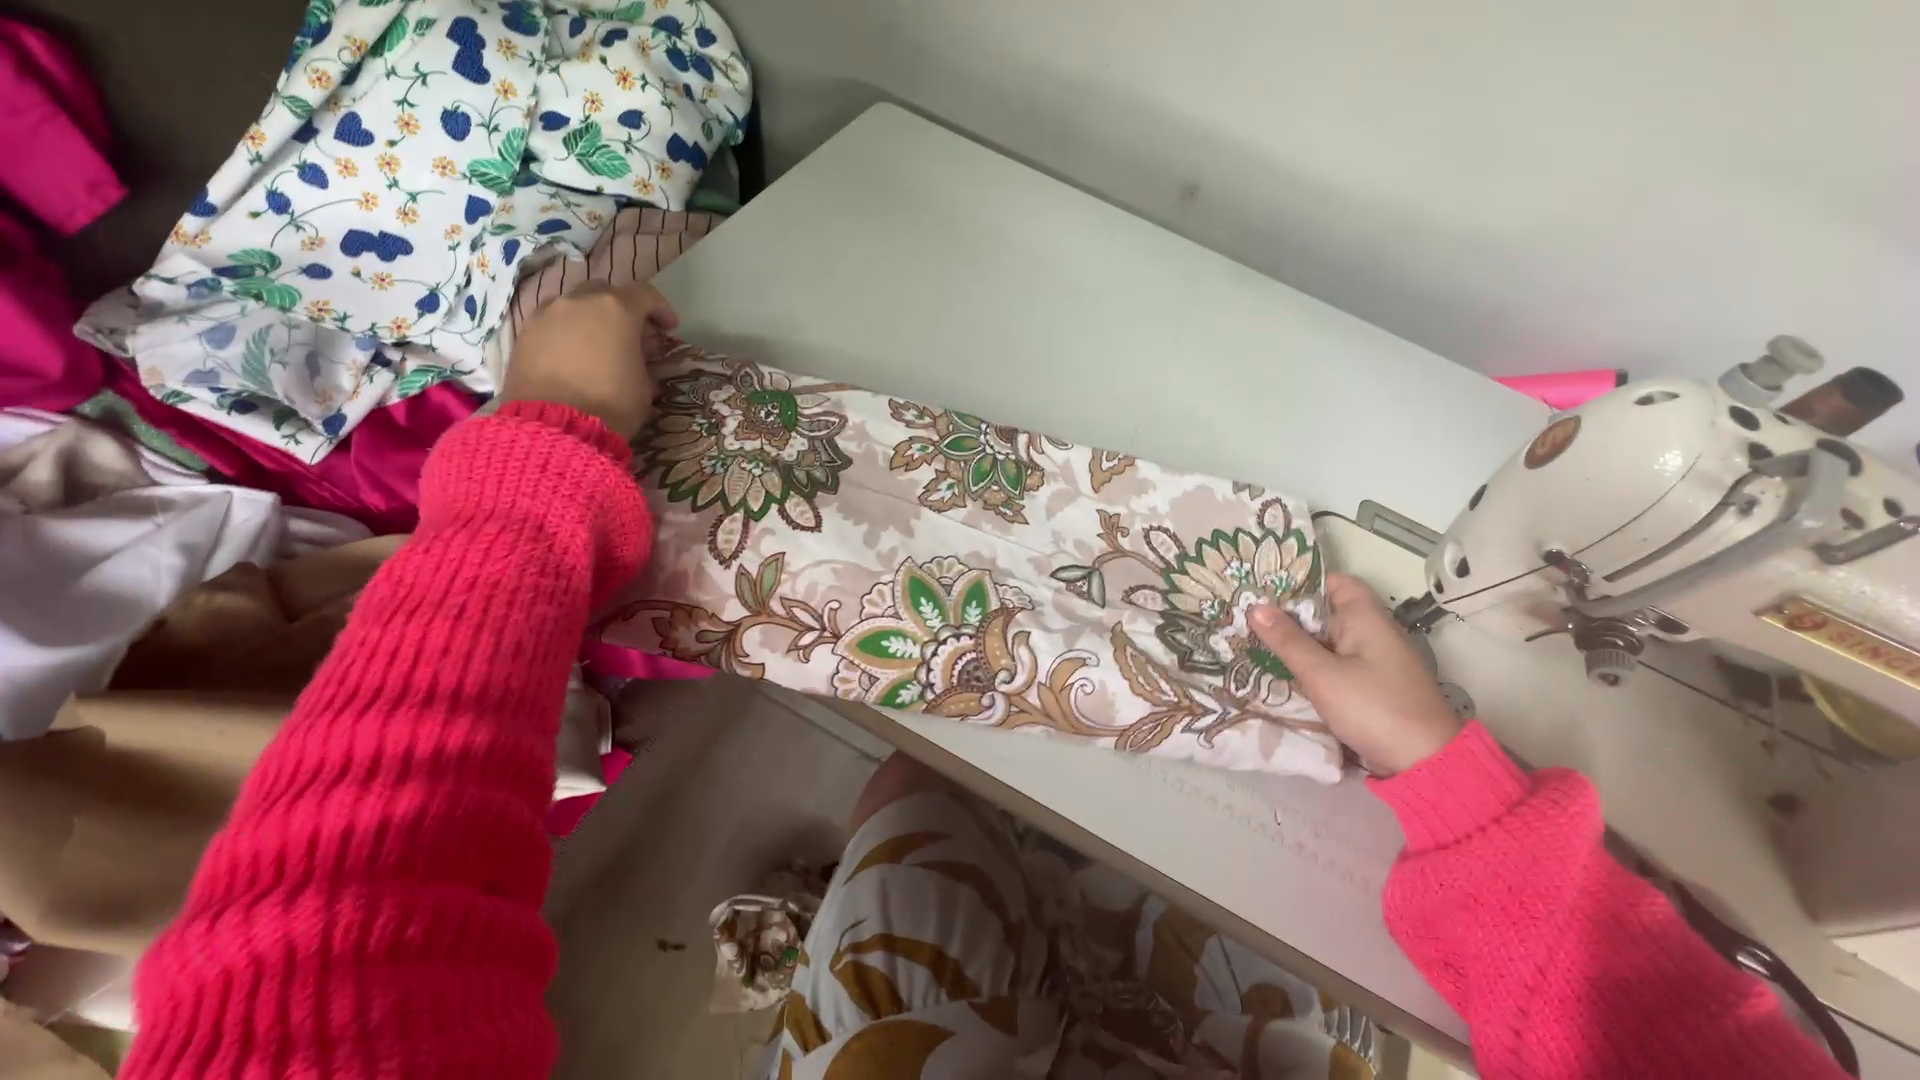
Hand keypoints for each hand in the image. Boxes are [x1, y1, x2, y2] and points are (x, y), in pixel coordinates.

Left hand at [499, 281, 680, 441]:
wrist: (554, 427)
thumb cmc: (611, 404)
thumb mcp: (644, 386)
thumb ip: (642, 361)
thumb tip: (635, 355)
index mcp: (616, 310)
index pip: (644, 294)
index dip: (660, 308)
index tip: (669, 328)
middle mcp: (579, 302)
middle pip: (604, 292)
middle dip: (620, 309)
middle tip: (629, 335)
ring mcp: (546, 315)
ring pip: (572, 306)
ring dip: (588, 320)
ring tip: (594, 346)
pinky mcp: (523, 335)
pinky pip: (549, 325)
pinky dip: (563, 335)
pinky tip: (569, 358)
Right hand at [1250, 573, 1463, 775]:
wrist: (1425, 760)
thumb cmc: (1373, 707)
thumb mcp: (1322, 674)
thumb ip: (1287, 640)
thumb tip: (1255, 606)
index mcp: (1365, 617)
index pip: (1333, 582)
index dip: (1300, 581)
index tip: (1263, 587)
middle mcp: (1372, 631)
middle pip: (1326, 611)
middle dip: (1289, 613)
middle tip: (1245, 616)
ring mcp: (1373, 659)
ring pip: (1328, 640)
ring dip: (1297, 641)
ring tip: (1252, 640)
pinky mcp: (1371, 684)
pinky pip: (1335, 663)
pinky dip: (1311, 663)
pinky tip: (1282, 671)